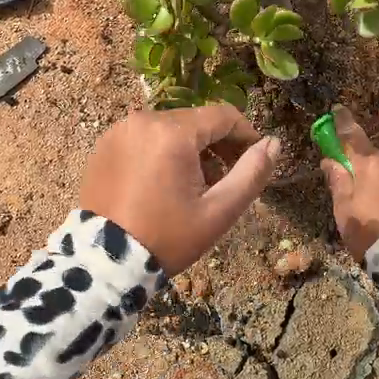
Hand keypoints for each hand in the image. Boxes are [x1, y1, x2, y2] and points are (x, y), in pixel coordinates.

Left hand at [79, 104, 281, 274]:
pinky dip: (163, 153)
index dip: (246, 134)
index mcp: (172, 132)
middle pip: (196, 121)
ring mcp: (119, 131)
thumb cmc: (167, 237)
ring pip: (171, 129)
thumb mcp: (219, 211)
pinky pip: (145, 139)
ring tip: (197, 187)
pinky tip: (167, 185)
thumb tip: (274, 143)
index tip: (255, 159)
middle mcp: (143, 120)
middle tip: (228, 179)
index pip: (223, 116)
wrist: (105, 262)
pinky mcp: (104, 146)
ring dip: (191, 150)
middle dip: (218, 145)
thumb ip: (252, 174)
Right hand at [320, 108, 378, 259]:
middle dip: (370, 170)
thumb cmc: (371, 234)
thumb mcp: (344, 212)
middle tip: (364, 196)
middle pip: (377, 159)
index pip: (352, 136)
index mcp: (369, 163)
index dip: (342, 123)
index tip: (337, 110)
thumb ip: (338, 182)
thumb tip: (330, 161)